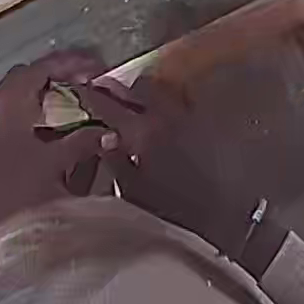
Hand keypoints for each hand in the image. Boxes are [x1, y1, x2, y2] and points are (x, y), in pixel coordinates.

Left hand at [0, 51, 116, 290]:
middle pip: (31, 76)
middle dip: (62, 74)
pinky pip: (19, 112)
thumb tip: (110, 132)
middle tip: (90, 80)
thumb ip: (81, 144)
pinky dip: (40, 111)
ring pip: (23, 95)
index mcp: (7, 104)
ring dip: (50, 93)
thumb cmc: (6, 193)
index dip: (72, 63)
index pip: (42, 67)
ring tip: (79, 100)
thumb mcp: (50, 166)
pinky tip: (58, 127)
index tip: (98, 67)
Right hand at [74, 76, 264, 260]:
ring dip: (142, 90)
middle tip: (102, 89)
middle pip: (136, 87)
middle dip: (117, 87)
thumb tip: (103, 136)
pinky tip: (159, 113)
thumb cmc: (173, 210)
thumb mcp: (134, 191)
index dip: (90, 95)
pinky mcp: (204, 122)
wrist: (225, 217)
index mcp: (141, 133)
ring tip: (131, 99)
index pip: (108, 106)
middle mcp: (164, 116)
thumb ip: (115, 161)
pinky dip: (165, 100)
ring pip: (160, 89)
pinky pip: (179, 100)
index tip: (78, 89)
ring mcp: (187, 116)